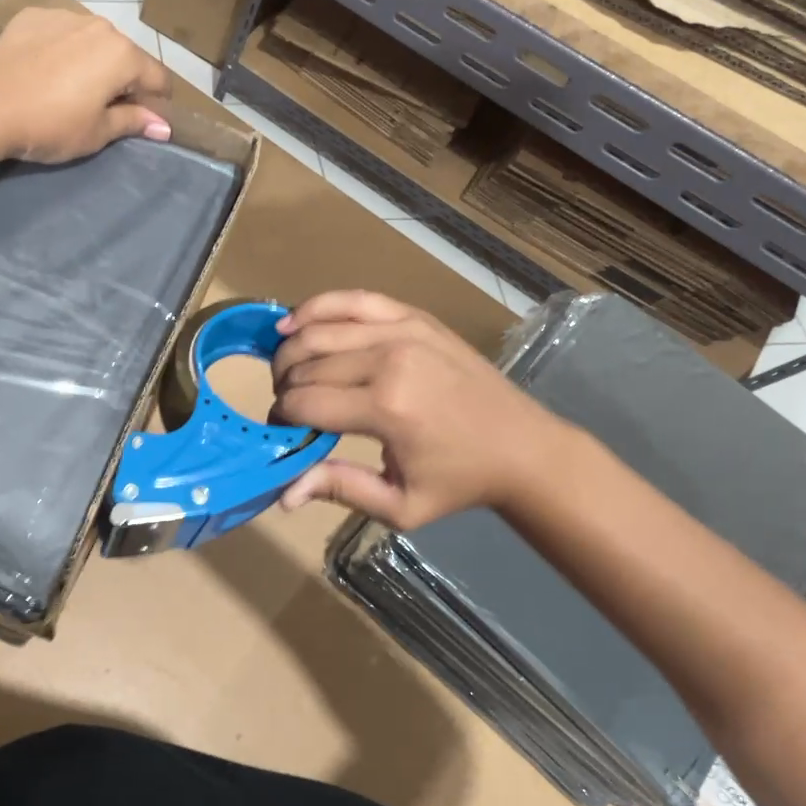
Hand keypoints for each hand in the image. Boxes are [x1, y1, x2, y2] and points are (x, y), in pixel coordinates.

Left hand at [0, 8, 172, 163]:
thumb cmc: (50, 126)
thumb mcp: (96, 133)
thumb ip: (133, 122)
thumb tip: (164, 126)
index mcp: (123, 55)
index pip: (157, 78)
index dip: (156, 102)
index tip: (145, 120)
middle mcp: (100, 26)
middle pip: (124, 56)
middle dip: (122, 80)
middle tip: (102, 109)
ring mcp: (64, 16)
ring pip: (91, 40)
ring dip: (91, 61)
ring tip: (68, 89)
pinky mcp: (33, 16)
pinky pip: (59, 33)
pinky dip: (59, 49)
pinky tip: (42, 71)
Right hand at [269, 291, 577, 530]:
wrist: (524, 449)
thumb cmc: (458, 482)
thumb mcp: (400, 505)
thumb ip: (339, 490)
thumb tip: (284, 496)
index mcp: (387, 407)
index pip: (303, 403)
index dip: (281, 418)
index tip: (283, 434)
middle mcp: (390, 360)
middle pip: (305, 366)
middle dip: (283, 388)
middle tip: (288, 408)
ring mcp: (403, 331)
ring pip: (318, 330)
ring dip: (289, 352)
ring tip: (287, 375)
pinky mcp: (414, 317)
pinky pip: (353, 301)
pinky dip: (316, 307)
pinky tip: (293, 325)